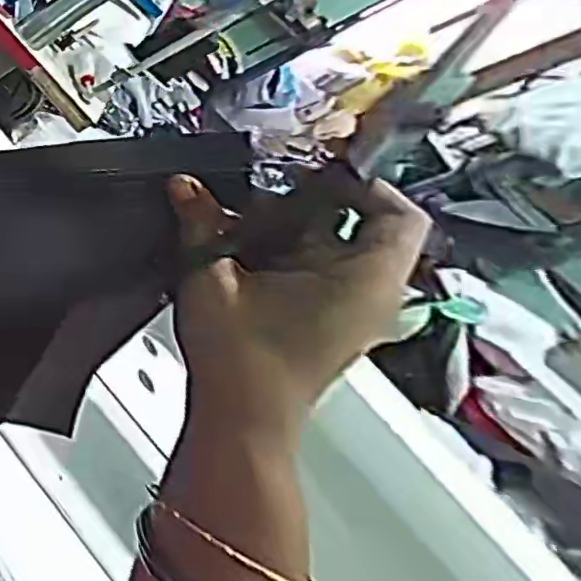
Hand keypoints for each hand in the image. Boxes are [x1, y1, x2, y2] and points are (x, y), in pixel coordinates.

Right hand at [167, 173, 430, 439]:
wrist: (242, 413)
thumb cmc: (239, 353)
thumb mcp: (209, 276)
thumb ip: (199, 224)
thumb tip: (183, 185)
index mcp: (363, 278)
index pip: (398, 213)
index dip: (359, 182)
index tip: (308, 167)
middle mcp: (372, 293)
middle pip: (359, 226)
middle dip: (303, 203)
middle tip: (253, 190)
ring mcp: (352, 309)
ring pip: (334, 248)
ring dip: (288, 228)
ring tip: (237, 221)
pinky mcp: (329, 320)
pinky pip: (320, 270)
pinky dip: (284, 252)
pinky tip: (238, 252)